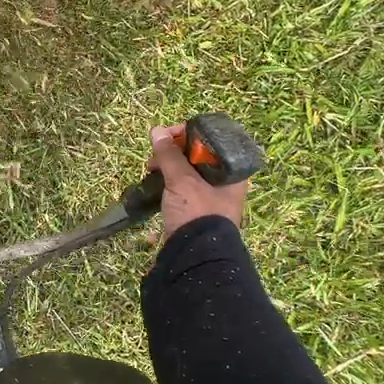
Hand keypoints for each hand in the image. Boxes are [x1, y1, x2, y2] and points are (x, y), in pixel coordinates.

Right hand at [146, 124, 247, 239]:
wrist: (196, 253)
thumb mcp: (182, 180)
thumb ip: (169, 155)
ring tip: (151, 172)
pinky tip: (155, 184)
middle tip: (154, 159)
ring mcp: (210, 194)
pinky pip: (181, 186)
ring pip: (186, 170)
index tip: (164, 137)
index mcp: (232, 170)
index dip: (186, 135)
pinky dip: (167, 182)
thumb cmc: (197, 211)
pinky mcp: (196, 207)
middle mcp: (225, 180)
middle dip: (171, 152)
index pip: (210, 140)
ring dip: (167, 167)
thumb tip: (156, 131)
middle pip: (196, 154)